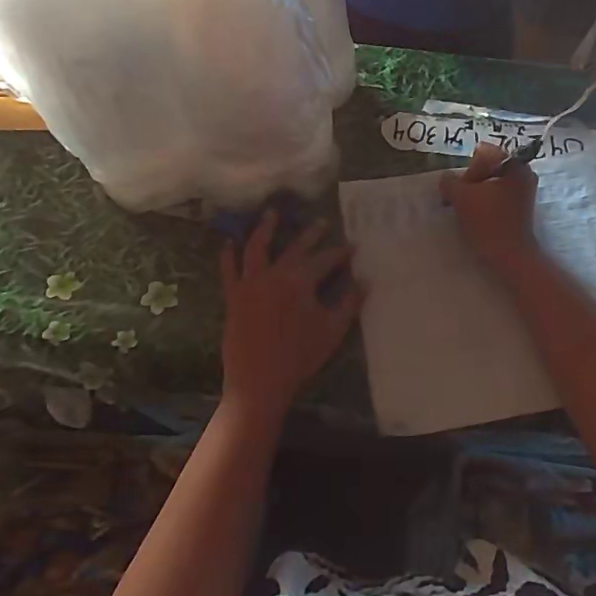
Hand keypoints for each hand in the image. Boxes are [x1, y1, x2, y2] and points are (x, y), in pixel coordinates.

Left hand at [219, 211, 363, 421]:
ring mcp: (251, 283)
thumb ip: (350, 303)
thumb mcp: (332, 331)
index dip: (341, 253)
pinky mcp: (234, 296)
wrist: (258, 381)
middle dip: (311, 234)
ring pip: (257, 247)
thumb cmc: (300, 357)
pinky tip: (230, 243)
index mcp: (301, 281)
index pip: (325, 260)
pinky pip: (229, 270)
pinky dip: (228, 255)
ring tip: (271, 213)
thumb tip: (366, 282)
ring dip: (265, 228)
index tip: (353, 246)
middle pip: (296, 248)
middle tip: (322, 222)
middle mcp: (275, 274)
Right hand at [440, 143, 540, 267]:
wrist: (508, 255)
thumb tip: (447, 178)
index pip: (485, 153)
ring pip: (492, 184)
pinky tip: (476, 217)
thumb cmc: (487, 221)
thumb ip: (449, 181)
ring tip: (466, 209)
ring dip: (476, 193)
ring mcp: (525, 193)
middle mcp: (525, 175)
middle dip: (472, 181)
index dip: (469, 169)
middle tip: (461, 199)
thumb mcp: (461, 196)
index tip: (462, 188)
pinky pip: (498, 197)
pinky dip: (486, 203)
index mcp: (516, 164)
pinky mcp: (521, 210)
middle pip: (490, 168)